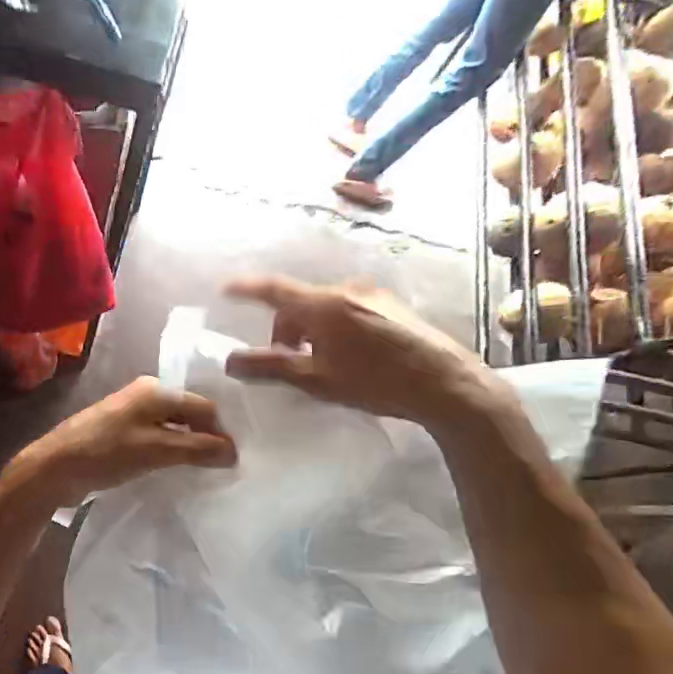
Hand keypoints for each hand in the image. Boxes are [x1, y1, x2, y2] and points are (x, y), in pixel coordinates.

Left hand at [12, 377, 236, 501]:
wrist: (53, 468)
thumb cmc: (106, 453)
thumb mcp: (156, 450)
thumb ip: (196, 449)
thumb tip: (233, 452)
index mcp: (156, 390)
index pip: (204, 406)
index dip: (221, 431)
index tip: (235, 459)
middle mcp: (145, 394)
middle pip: (188, 413)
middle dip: (206, 437)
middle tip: (225, 466)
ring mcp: (130, 414)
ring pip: (172, 427)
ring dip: (188, 446)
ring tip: (204, 470)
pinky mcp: (120, 433)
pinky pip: (156, 438)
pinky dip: (169, 451)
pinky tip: (175, 469)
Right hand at [225, 276, 510, 431]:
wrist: (446, 384)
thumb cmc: (374, 383)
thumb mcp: (316, 380)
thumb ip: (270, 367)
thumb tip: (230, 360)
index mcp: (324, 305)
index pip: (274, 290)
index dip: (247, 289)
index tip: (226, 289)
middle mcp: (347, 290)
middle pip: (300, 303)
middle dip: (286, 329)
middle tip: (287, 362)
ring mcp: (373, 295)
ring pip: (324, 308)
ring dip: (311, 331)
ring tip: (320, 364)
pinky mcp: (392, 306)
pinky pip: (348, 310)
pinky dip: (333, 329)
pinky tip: (348, 358)